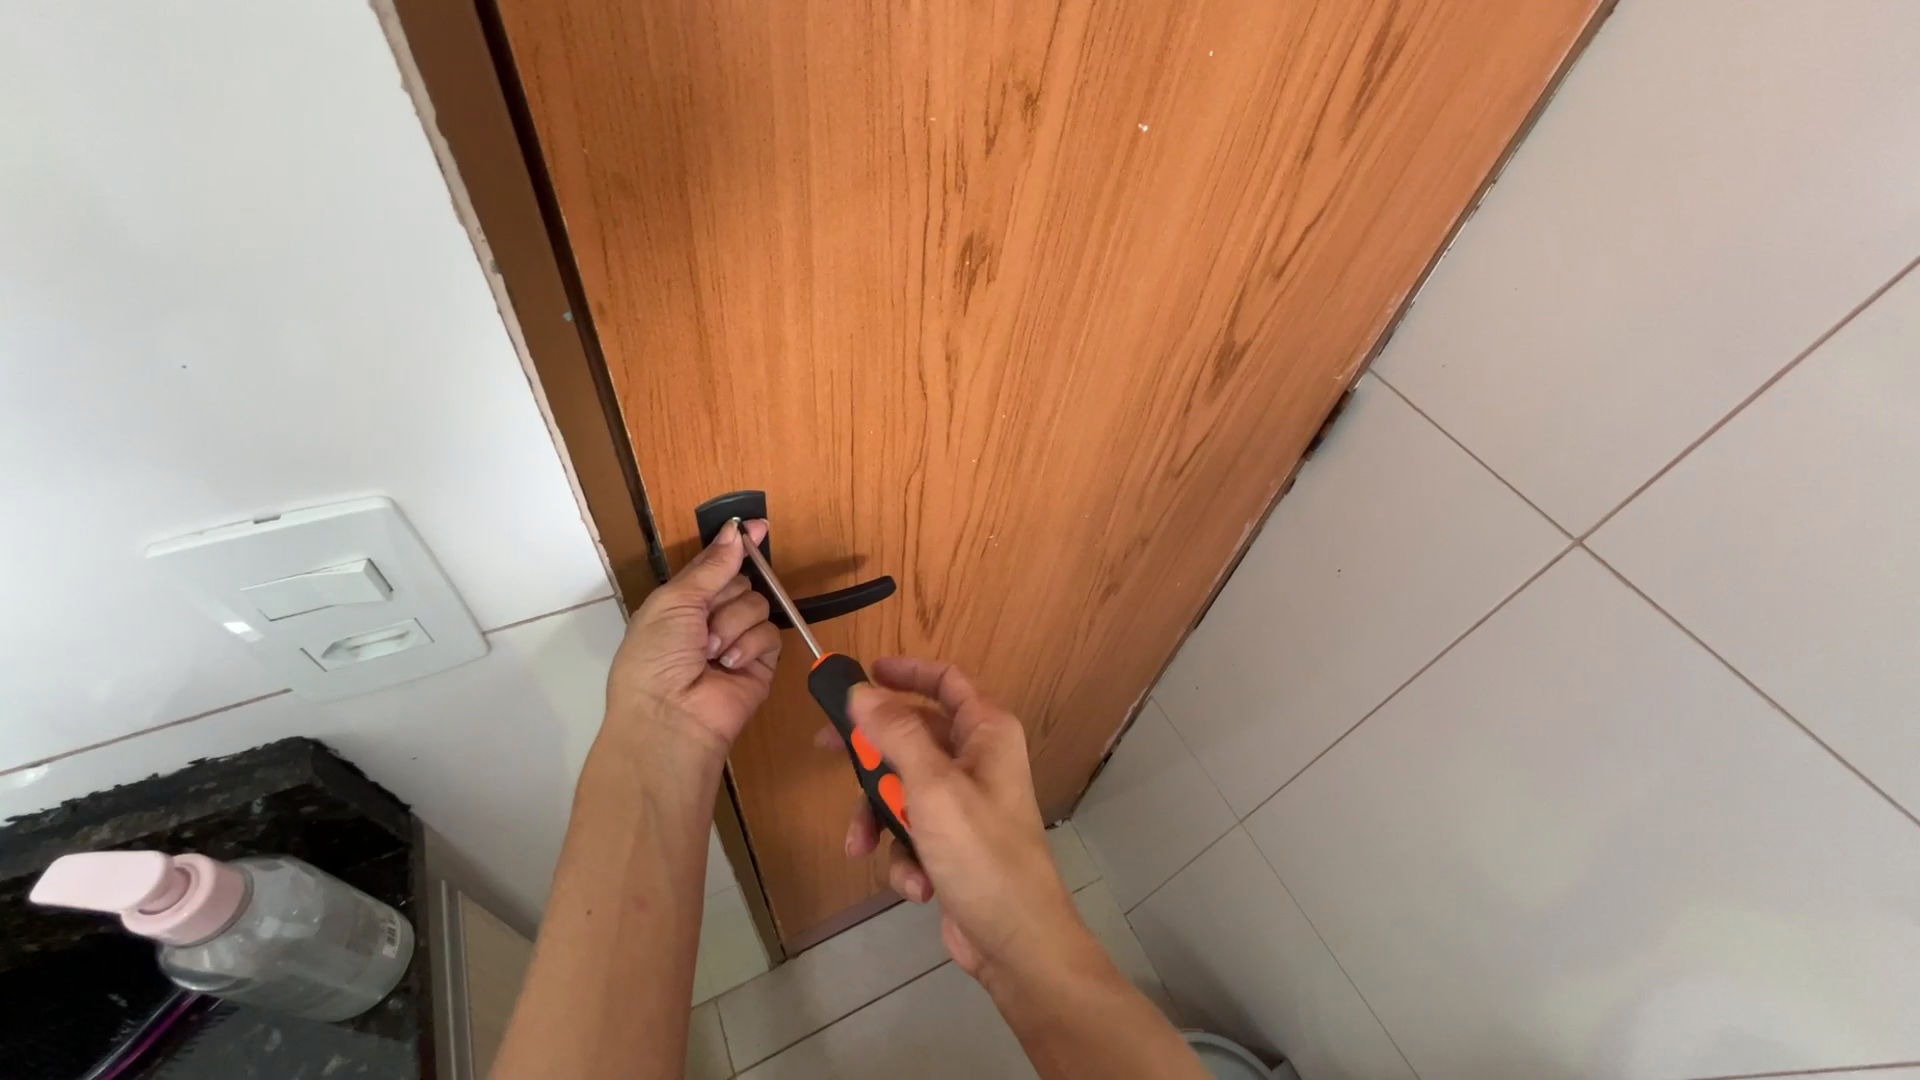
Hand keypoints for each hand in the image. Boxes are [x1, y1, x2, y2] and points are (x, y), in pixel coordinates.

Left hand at [605, 520, 781, 751]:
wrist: (670, 716)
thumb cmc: (656, 657)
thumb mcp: (674, 602)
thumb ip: (712, 566)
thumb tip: (737, 529)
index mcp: (683, 602)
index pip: (717, 565)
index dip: (735, 547)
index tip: (758, 527)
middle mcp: (711, 618)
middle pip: (742, 582)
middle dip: (725, 598)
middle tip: (704, 622)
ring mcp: (739, 640)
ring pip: (758, 605)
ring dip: (733, 625)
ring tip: (712, 651)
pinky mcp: (762, 662)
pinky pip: (770, 634)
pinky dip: (749, 646)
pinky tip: (730, 664)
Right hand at [842, 657, 1093, 987]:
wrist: (1016, 942)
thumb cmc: (981, 852)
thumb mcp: (932, 786)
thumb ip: (896, 733)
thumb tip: (862, 691)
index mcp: (986, 732)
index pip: (946, 681)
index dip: (907, 672)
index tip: (865, 672)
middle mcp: (978, 759)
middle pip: (913, 735)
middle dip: (871, 752)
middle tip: (826, 748)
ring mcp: (964, 802)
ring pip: (902, 787)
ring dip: (880, 817)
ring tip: (864, 844)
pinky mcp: (951, 841)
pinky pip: (911, 830)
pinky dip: (903, 854)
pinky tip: (915, 882)